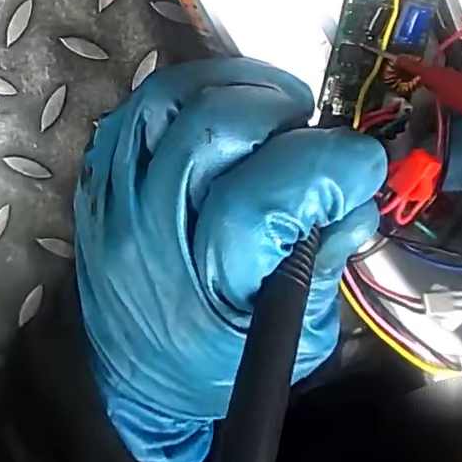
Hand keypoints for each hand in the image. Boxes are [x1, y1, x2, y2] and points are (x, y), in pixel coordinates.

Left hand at [73, 58, 386, 461]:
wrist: (136, 375)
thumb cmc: (215, 358)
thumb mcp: (292, 334)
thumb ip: (328, 256)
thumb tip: (358, 189)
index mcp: (208, 279)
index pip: (264, 196)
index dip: (327, 164)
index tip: (359, 160)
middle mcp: (151, 225)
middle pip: (214, 126)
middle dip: (280, 112)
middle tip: (306, 134)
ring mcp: (117, 189)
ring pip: (173, 95)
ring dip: (238, 86)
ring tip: (271, 108)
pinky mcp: (102, 167)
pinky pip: (144, 96)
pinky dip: (196, 85)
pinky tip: (227, 102)